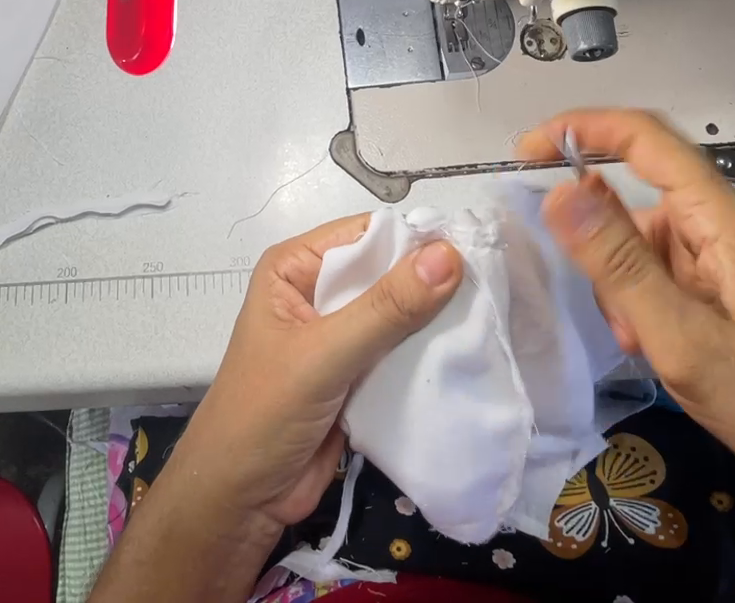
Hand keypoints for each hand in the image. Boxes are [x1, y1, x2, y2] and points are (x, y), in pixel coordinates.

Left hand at [90, 214, 462, 602]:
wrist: (242, 499)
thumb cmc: (265, 413)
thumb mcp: (324, 354)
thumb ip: (386, 308)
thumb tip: (448, 254)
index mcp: (295, 267)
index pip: (364, 234)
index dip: (415, 240)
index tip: (473, 250)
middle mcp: (317, 290)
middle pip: (385, 271)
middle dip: (431, 280)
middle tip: (492, 286)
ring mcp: (337, 333)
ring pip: (397, 312)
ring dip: (434, 319)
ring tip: (488, 318)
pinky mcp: (356, 372)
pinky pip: (400, 349)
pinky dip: (427, 352)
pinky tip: (465, 351)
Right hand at [518, 110, 734, 602]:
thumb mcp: (681, 337)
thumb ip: (617, 263)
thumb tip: (558, 191)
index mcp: (720, 217)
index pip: (644, 138)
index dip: (581, 128)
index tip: (525, 153)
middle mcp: (719, 221)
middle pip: (634, 192)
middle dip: (600, 239)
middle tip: (603, 300)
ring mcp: (719, 252)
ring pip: (637, 236)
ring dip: (618, 279)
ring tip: (636, 337)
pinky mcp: (716, 280)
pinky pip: (653, 266)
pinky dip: (634, 297)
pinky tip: (650, 341)